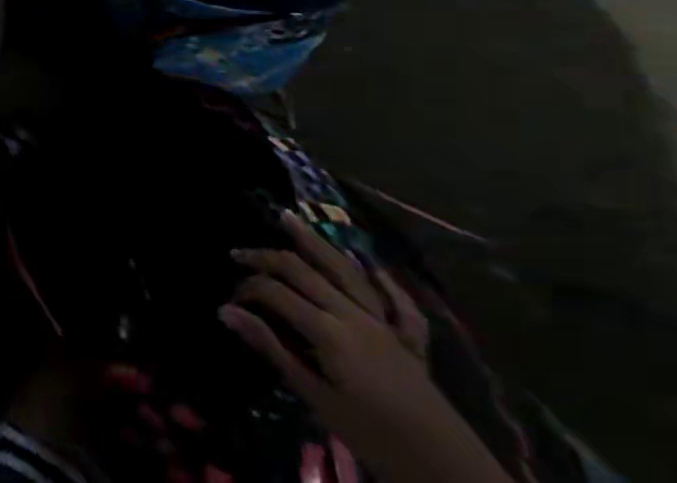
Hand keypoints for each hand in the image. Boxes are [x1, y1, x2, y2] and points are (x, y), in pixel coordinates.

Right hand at [219, 213, 512, 482]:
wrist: (450, 470)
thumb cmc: (373, 437)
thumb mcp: (315, 397)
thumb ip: (272, 349)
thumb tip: (226, 311)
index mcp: (329, 331)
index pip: (276, 293)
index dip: (247, 290)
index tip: (229, 302)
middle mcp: (356, 315)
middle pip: (305, 272)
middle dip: (267, 258)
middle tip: (237, 253)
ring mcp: (387, 324)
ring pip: (346, 272)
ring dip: (316, 244)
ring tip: (291, 219)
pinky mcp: (411, 340)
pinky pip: (397, 302)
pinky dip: (383, 280)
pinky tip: (371, 265)